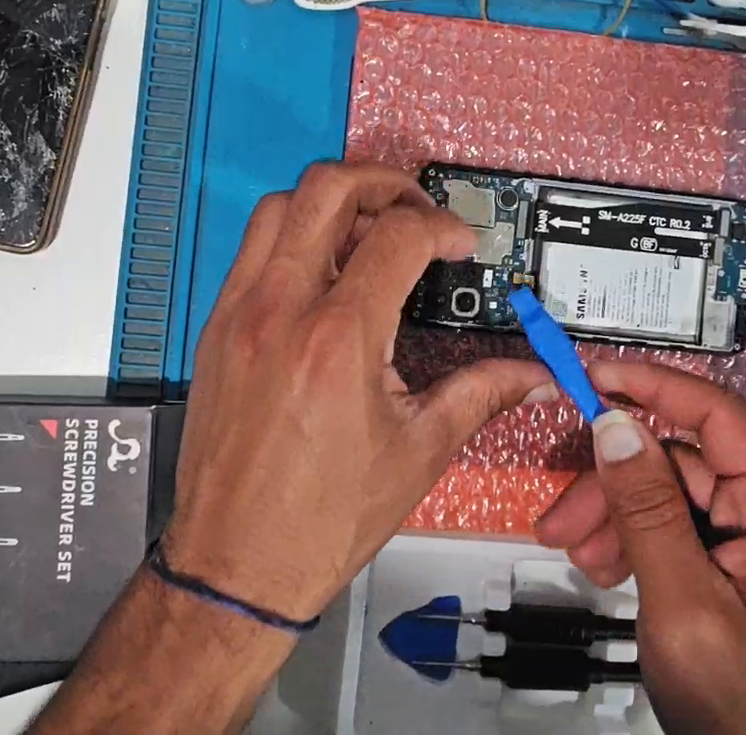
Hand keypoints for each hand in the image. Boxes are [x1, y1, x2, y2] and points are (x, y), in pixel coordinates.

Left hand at [161, 162, 549, 622]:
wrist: (235, 563)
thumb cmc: (315, 520)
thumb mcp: (417, 453)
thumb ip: (480, 394)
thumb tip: (528, 376)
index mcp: (338, 340)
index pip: (397, 237)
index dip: (441, 227)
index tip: (456, 244)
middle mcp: (281, 313)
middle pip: (326, 190)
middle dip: (382, 182)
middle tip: (413, 207)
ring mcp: (239, 316)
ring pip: (277, 208)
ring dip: (329, 202)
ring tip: (366, 229)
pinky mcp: (217, 331)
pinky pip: (251, 252)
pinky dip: (290, 238)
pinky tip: (320, 272)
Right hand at [534, 361, 745, 734]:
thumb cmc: (745, 715)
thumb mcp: (684, 608)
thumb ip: (648, 510)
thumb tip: (615, 424)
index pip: (718, 414)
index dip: (651, 385)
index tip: (590, 377)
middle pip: (683, 461)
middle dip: (615, 483)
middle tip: (559, 520)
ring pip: (674, 494)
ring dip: (618, 516)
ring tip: (578, 557)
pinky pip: (684, 528)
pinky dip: (639, 540)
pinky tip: (607, 569)